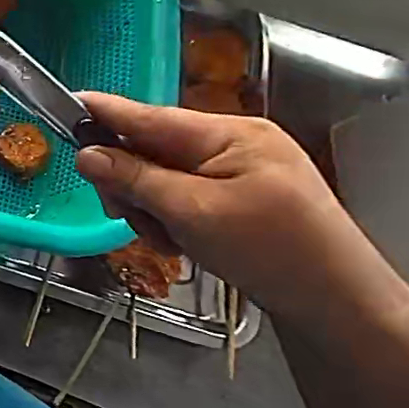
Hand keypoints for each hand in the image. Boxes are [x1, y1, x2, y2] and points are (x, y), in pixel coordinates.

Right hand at [74, 93, 408, 320]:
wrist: (339, 305)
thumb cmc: (271, 252)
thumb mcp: (194, 213)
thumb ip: (137, 180)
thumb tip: (87, 154)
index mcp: (229, 134)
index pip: (152, 116)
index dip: (108, 112)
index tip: (69, 103)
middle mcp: (234, 144)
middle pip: (156, 150)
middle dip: (133, 183)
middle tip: (125, 216)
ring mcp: (241, 171)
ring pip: (168, 178)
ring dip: (154, 208)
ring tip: (169, 241)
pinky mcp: (243, 198)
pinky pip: (189, 196)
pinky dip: (176, 219)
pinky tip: (185, 244)